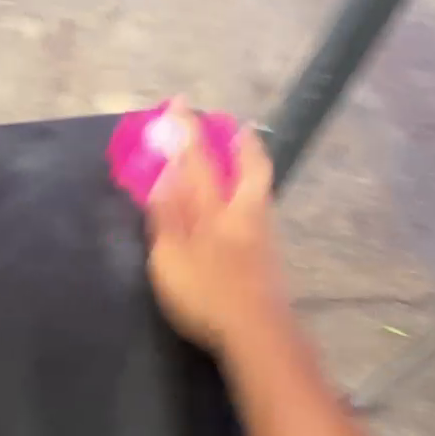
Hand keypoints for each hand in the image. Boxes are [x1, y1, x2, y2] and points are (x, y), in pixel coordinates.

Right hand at [145, 105, 290, 358]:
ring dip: (252, 169)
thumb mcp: (171, 258)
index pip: (197, 160)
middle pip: (249, 168)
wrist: (257, 332)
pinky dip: (253, 201)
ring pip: (260, 190)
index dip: (186, 132)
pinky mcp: (270, 262)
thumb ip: (166, 217)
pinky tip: (246, 212)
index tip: (180, 103)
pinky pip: (261, 215)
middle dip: (240, 144)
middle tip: (237, 126)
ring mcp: (263, 237)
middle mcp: (244, 214)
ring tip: (245, 161)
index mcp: (214, 210)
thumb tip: (163, 175)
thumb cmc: (207, 295)